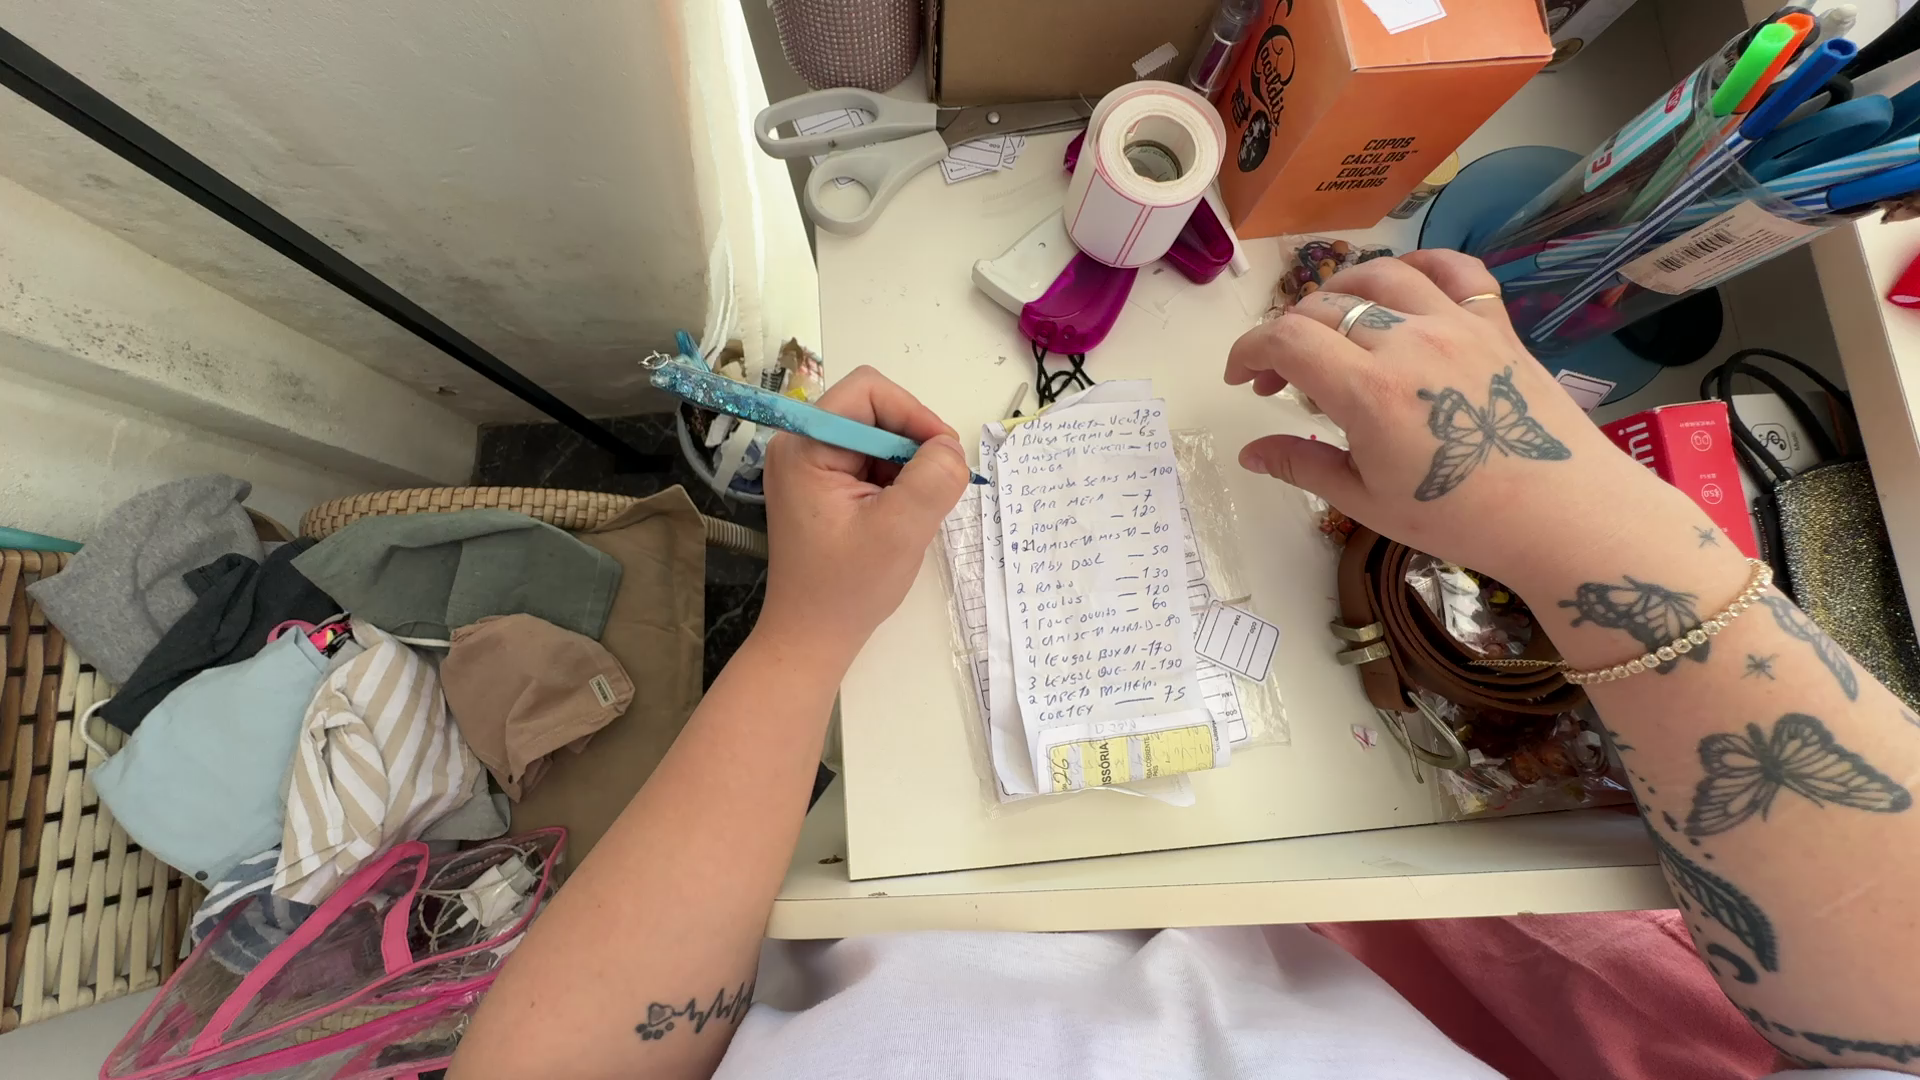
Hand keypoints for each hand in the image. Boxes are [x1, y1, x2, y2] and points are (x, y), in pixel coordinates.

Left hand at [758, 366, 970, 664]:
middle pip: (874, 410)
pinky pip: (871, 461)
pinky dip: (896, 481)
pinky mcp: (824, 485)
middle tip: (934, 487)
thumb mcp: (899, 532)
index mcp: (806, 446)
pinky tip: (899, 516)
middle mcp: (801, 445)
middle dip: (912, 443)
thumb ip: (933, 480)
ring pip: (878, 436)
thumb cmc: (847, 589)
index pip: (868, 391)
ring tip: (912, 510)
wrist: (812, 636)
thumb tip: (951, 447)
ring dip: (907, 466)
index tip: (943, 454)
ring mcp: (811, 465)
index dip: (914, 413)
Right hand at [1225, 251, 1658, 585]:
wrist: (1563, 515)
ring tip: (1324, 328)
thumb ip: (1300, 465)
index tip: (1239, 378)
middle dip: (1281, 336)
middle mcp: (1408, 343)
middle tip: (1276, 381)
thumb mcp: (1362, 499)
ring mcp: (1457, 326)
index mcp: (1368, 392)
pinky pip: (1454, 269)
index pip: (1286, 340)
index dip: (1248, 350)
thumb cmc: (1455, 517)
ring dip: (1334, 295)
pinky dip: (1415, 266)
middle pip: (1322, 307)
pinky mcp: (1495, 324)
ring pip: (1377, 277)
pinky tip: (1396, 288)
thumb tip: (1249, 452)